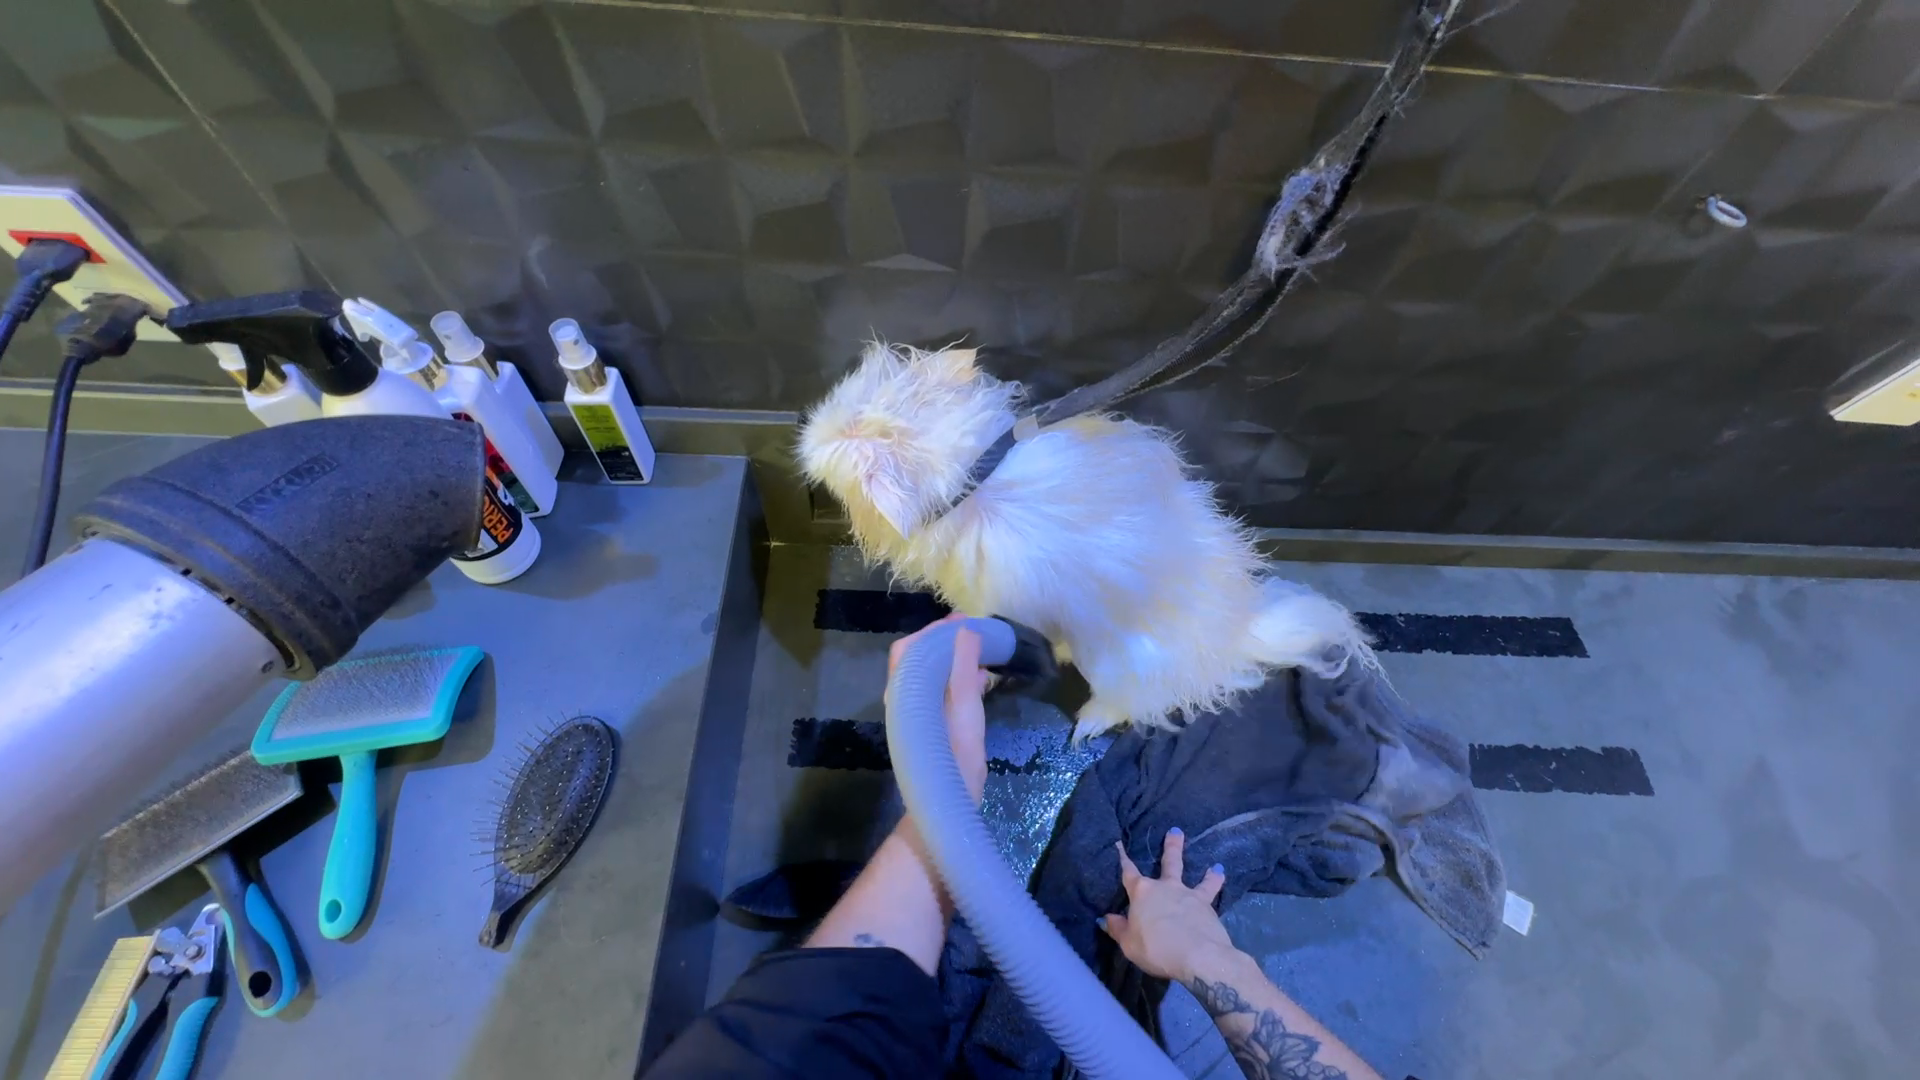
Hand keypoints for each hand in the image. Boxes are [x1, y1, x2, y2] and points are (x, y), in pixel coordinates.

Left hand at [887, 614, 989, 801]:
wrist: (947, 808)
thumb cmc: (957, 761)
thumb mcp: (965, 713)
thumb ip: (963, 672)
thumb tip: (965, 630)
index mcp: (907, 693)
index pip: (908, 648)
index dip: (934, 630)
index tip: (965, 622)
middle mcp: (904, 699)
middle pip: (916, 657)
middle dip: (943, 640)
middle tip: (974, 631)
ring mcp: (914, 712)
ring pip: (926, 672)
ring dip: (949, 656)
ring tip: (979, 648)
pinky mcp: (927, 723)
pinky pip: (936, 687)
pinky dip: (954, 674)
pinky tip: (977, 677)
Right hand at [1099, 828, 1242, 984]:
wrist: (1198, 956)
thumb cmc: (1156, 949)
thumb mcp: (1129, 944)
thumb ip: (1118, 929)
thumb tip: (1107, 918)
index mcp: (1142, 892)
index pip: (1128, 872)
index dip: (1122, 859)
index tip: (1118, 844)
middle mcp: (1165, 887)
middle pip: (1168, 863)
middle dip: (1170, 847)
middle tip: (1176, 831)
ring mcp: (1188, 895)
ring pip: (1196, 877)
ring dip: (1204, 871)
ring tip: (1215, 865)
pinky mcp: (1208, 907)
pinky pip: (1212, 892)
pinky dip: (1217, 883)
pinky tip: (1221, 876)